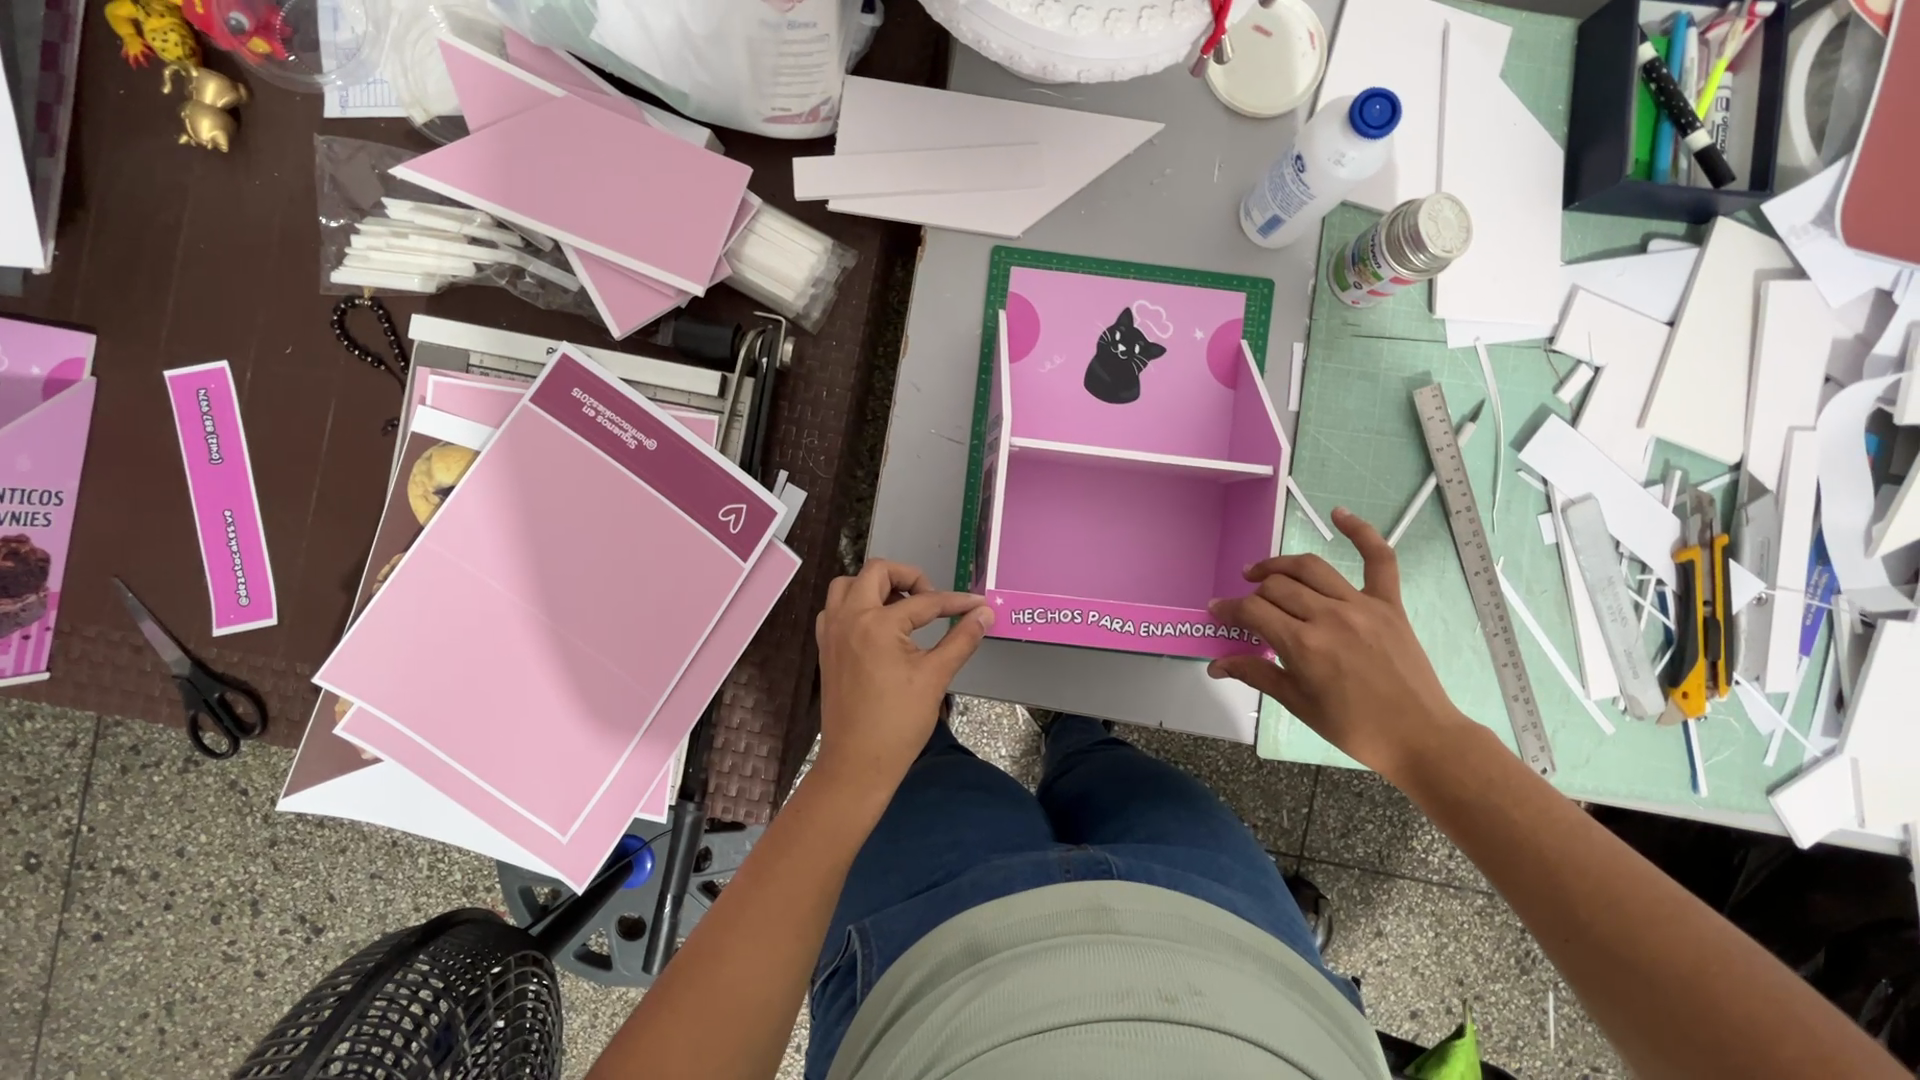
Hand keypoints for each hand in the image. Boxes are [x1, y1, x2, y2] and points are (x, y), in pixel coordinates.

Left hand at [814, 560, 993, 789]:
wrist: (857, 763)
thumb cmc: (898, 724)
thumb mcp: (935, 678)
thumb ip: (961, 640)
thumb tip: (984, 615)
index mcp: (876, 624)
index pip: (924, 602)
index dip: (956, 603)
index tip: (977, 606)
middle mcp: (848, 618)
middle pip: (877, 572)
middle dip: (909, 577)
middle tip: (931, 601)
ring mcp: (831, 632)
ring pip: (848, 585)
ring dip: (876, 586)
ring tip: (902, 608)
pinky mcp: (825, 648)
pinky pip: (835, 609)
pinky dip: (855, 605)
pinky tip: (877, 626)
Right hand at [1207, 508, 1469, 780]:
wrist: (1420, 737)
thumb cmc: (1355, 728)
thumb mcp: (1298, 704)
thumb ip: (1256, 675)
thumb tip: (1216, 665)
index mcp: (1303, 645)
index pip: (1252, 611)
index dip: (1228, 608)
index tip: (1216, 611)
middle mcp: (1329, 616)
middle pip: (1277, 587)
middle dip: (1252, 593)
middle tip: (1244, 606)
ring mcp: (1361, 606)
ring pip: (1310, 568)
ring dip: (1280, 565)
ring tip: (1262, 571)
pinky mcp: (1389, 604)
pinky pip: (1378, 559)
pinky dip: (1360, 532)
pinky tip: (1339, 514)